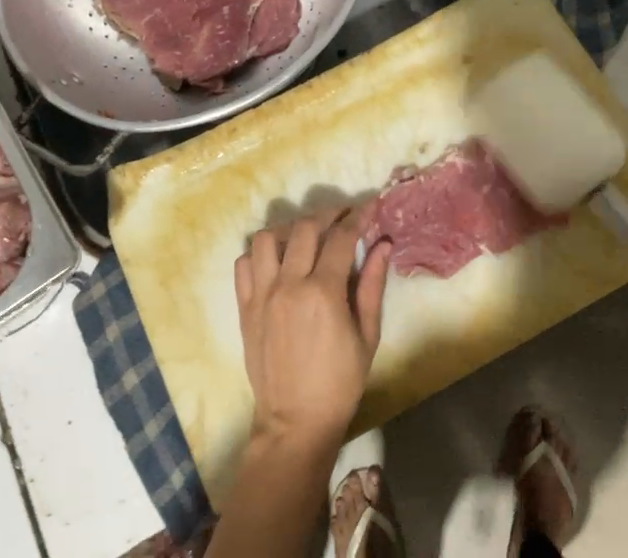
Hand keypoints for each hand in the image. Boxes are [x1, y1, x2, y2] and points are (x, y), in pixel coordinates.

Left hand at [234, 207, 390, 449]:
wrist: (295, 420)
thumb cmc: (340, 382)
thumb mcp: (367, 334)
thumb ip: (372, 285)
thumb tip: (383, 244)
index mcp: (322, 292)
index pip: (340, 238)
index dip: (357, 218)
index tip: (368, 208)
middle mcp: (288, 285)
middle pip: (304, 228)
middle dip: (327, 214)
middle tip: (342, 216)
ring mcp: (261, 294)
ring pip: (267, 239)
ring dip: (289, 229)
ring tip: (306, 235)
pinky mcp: (245, 307)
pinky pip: (244, 264)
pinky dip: (260, 253)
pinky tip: (278, 260)